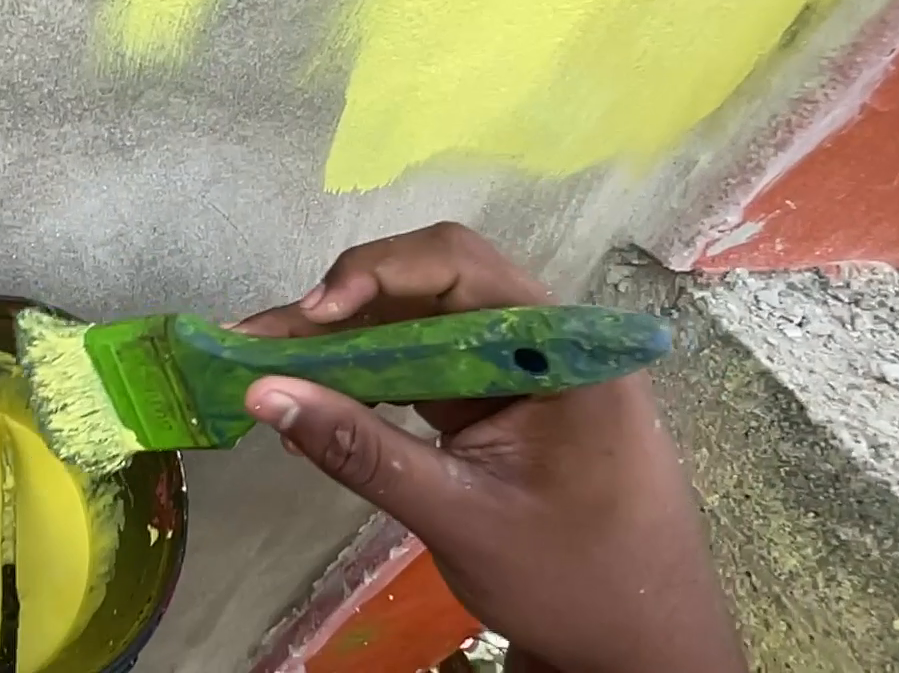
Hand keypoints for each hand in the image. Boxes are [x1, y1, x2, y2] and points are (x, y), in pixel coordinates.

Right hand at [235, 223, 745, 672]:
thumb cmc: (576, 588)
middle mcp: (532, 341)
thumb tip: (261, 393)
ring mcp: (504, 368)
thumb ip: (358, 449)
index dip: (374, 272)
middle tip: (263, 339)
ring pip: (404, 320)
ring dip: (334, 338)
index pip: (456, 265)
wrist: (637, 660)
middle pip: (418, 284)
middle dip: (336, 306)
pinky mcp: (479, 396)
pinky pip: (405, 361)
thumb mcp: (460, 516)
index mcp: (560, 352)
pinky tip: (311, 398)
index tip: (314, 314)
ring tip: (267, 361)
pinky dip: (354, 373)